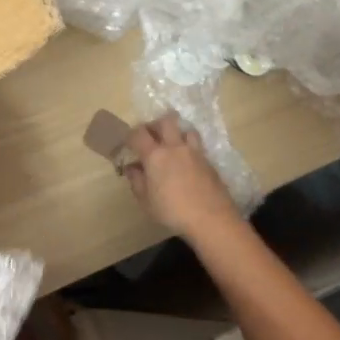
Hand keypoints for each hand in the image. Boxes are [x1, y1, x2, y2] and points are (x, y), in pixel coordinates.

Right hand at [123, 112, 242, 241]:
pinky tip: (187, 162)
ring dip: (178, 132)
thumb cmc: (172, 212)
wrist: (210, 217)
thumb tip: (132, 168)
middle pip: (166, 121)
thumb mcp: (146, 201)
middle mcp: (175, 147)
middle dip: (156, 124)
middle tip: (151, 136)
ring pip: (186, 129)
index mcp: (155, 156)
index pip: (138, 134)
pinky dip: (189, 147)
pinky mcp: (209, 161)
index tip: (128, 143)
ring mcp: (195, 152)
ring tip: (173, 145)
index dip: (131, 135)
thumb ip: (137, 181)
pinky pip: (197, 146)